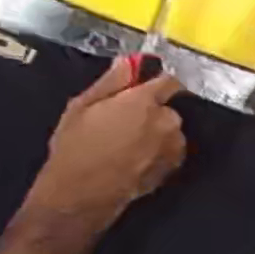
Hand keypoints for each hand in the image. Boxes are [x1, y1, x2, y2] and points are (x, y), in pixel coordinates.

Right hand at [23, 60, 186, 227]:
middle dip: (152, 111)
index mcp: (145, 102)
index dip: (159, 81)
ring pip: (170, 130)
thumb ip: (111, 82)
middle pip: (168, 108)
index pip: (168, 81)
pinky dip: (159, 148)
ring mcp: (175, 146)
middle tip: (123, 120)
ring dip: (156, 131)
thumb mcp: (83, 106)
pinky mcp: (176, 165)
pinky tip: (136, 156)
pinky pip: (171, 148)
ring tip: (127, 142)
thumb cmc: (78, 145)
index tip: (147, 83)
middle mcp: (167, 122)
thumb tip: (128, 63)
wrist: (87, 190)